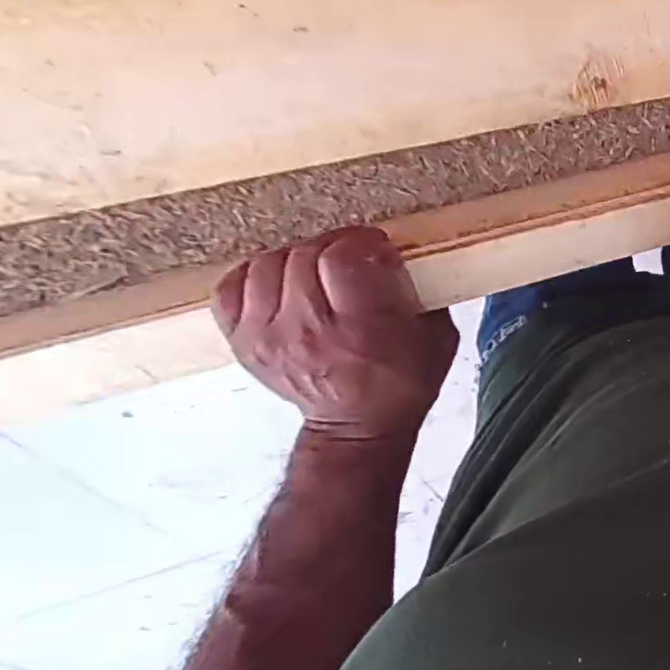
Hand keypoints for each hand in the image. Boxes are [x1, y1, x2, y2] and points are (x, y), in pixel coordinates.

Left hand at [212, 227, 458, 440]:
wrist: (358, 427)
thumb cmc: (401, 385)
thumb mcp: (436, 338)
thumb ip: (420, 293)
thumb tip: (400, 257)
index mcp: (360, 329)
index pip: (343, 257)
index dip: (362, 241)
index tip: (377, 248)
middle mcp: (307, 330)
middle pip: (305, 254)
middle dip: (335, 246)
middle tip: (354, 255)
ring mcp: (267, 337)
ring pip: (268, 264)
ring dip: (298, 258)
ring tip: (319, 270)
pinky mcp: (243, 342)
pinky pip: (233, 286)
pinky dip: (257, 275)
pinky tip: (283, 282)